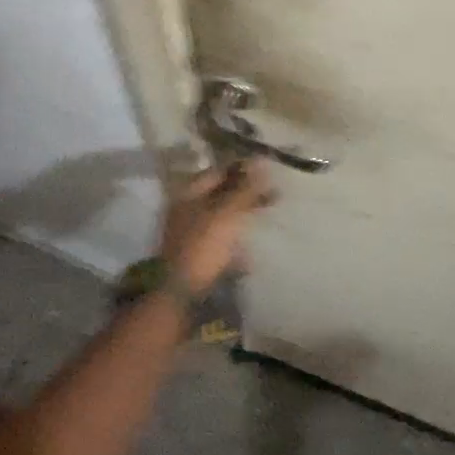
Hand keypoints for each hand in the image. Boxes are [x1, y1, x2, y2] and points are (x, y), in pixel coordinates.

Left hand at [157, 160, 275, 293]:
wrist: (180, 292)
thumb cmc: (203, 247)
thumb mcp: (226, 214)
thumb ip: (244, 189)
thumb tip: (261, 162)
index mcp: (188, 192)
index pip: (218, 171)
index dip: (243, 169)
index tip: (268, 172)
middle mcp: (186, 207)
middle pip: (220, 193)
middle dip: (246, 193)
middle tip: (274, 195)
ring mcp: (190, 230)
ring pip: (222, 214)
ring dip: (244, 213)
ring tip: (269, 215)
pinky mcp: (197, 251)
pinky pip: (221, 235)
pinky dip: (237, 234)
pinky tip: (253, 241)